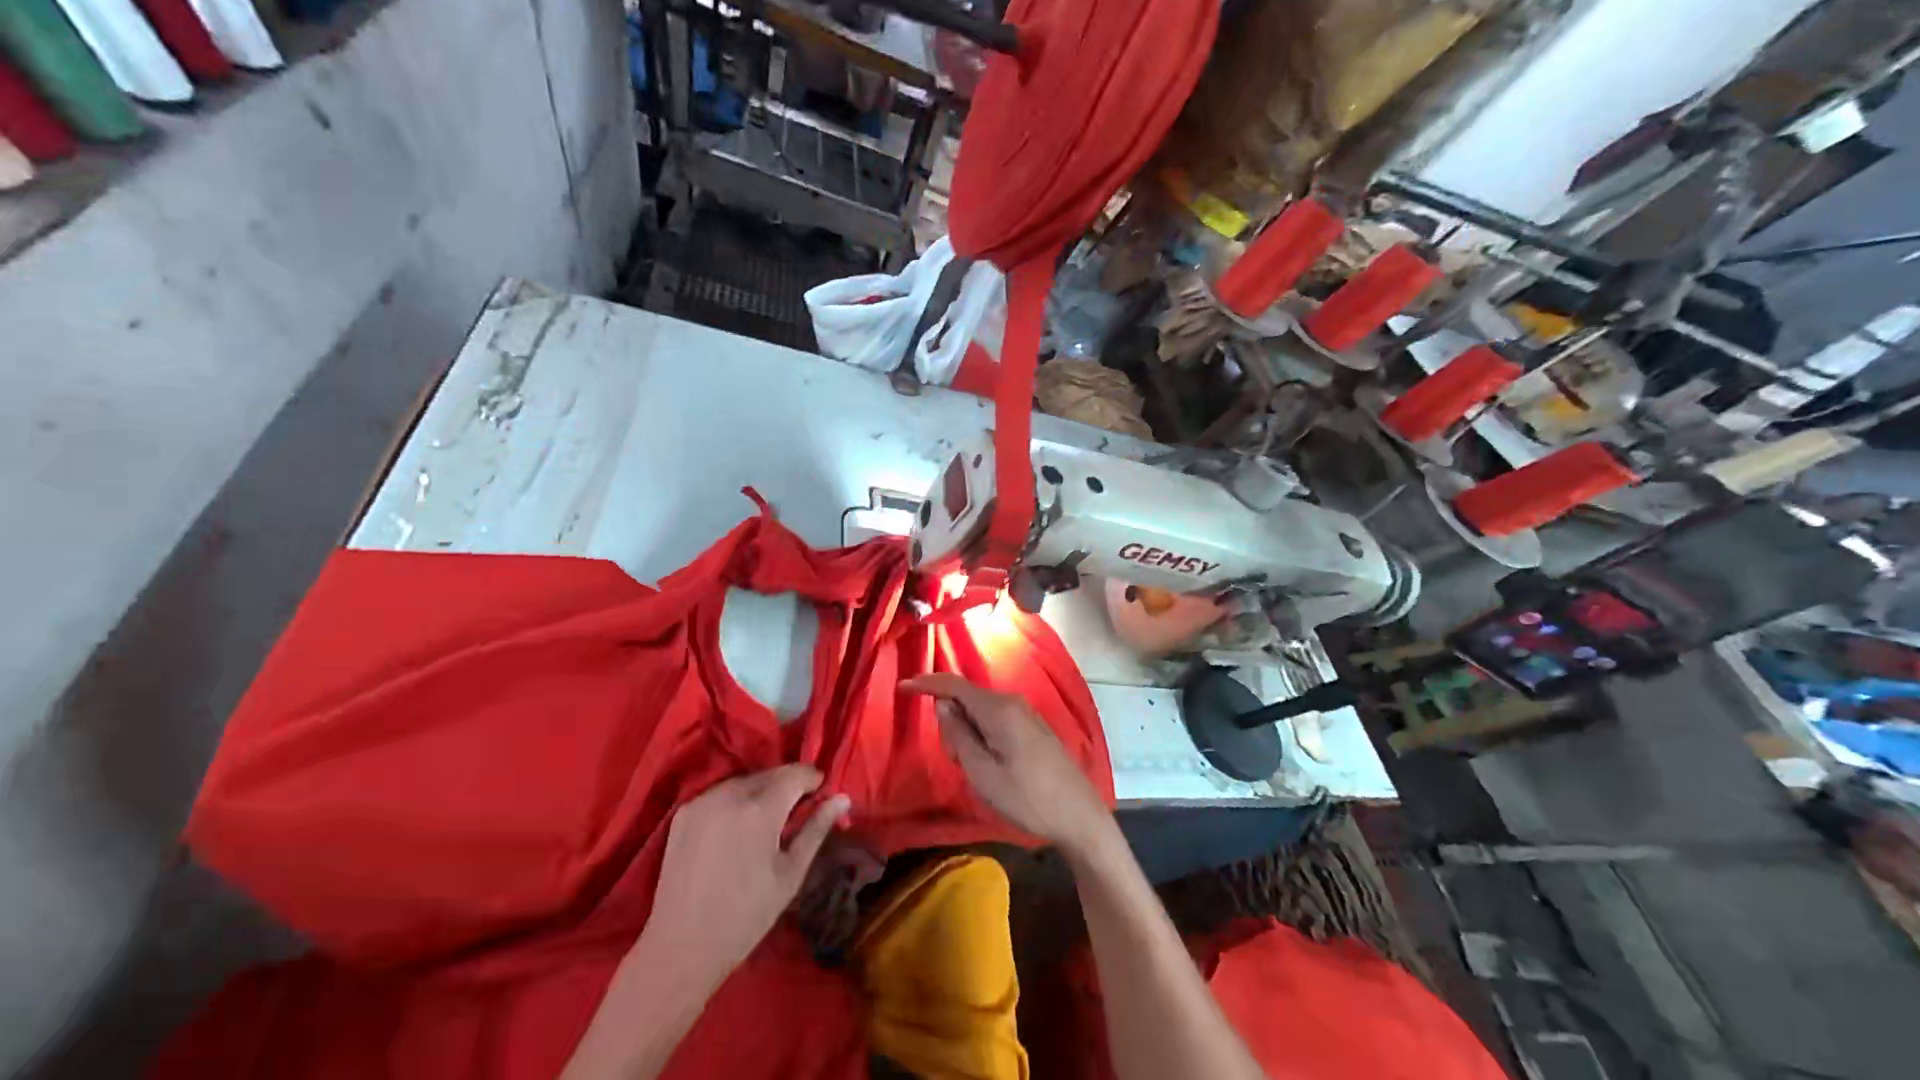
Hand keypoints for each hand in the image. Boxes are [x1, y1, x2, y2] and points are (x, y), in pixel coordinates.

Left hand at [641, 765, 850, 983]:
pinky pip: (720, 794)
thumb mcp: (791, 873)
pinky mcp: (684, 813)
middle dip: (788, 784)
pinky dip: (736, 800)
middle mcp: (729, 795)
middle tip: (799, 808)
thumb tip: (842, 798)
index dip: (812, 778)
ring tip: (770, 818)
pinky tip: (740, 826)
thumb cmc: (746, 914)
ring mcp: (702, 802)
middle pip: (769, 775)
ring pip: (743, 782)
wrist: (682, 945)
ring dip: (762, 790)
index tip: (821, 790)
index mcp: (759, 810)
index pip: (794, 774)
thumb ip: (816, 829)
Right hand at [901, 673, 1113, 855]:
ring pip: (981, 712)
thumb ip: (958, 735)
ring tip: (979, 773)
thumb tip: (942, 705)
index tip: (901, 688)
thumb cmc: (1027, 799)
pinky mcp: (1034, 728)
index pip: (954, 684)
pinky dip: (984, 737)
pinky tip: (994, 769)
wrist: (1080, 817)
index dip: (926, 683)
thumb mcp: (982, 774)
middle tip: (958, 764)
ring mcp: (1027, 714)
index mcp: (998, 709)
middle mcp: (1013, 702)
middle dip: (952, 723)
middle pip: (967, 700)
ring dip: (968, 734)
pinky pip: (997, 721)